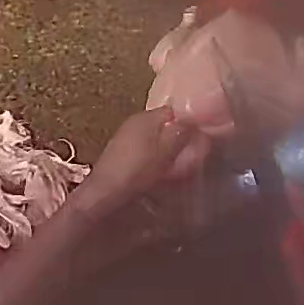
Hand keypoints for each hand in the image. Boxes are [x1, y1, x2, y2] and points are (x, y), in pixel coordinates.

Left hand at [70, 106, 197, 220]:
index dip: (188, 123)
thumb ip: (182, 134)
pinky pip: (145, 150)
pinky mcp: (120, 153)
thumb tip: (195, 121)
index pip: (173, 111)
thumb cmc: (138, 170)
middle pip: (164, 125)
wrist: (104, 193)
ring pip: (155, 139)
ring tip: (177, 167)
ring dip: (167, 150)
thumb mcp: (166, 151)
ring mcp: (125, 137)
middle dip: (178, 139)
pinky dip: (155, 158)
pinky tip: (159, 172)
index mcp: (145, 117)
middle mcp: (134, 122)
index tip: (199, 138)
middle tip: (190, 155)